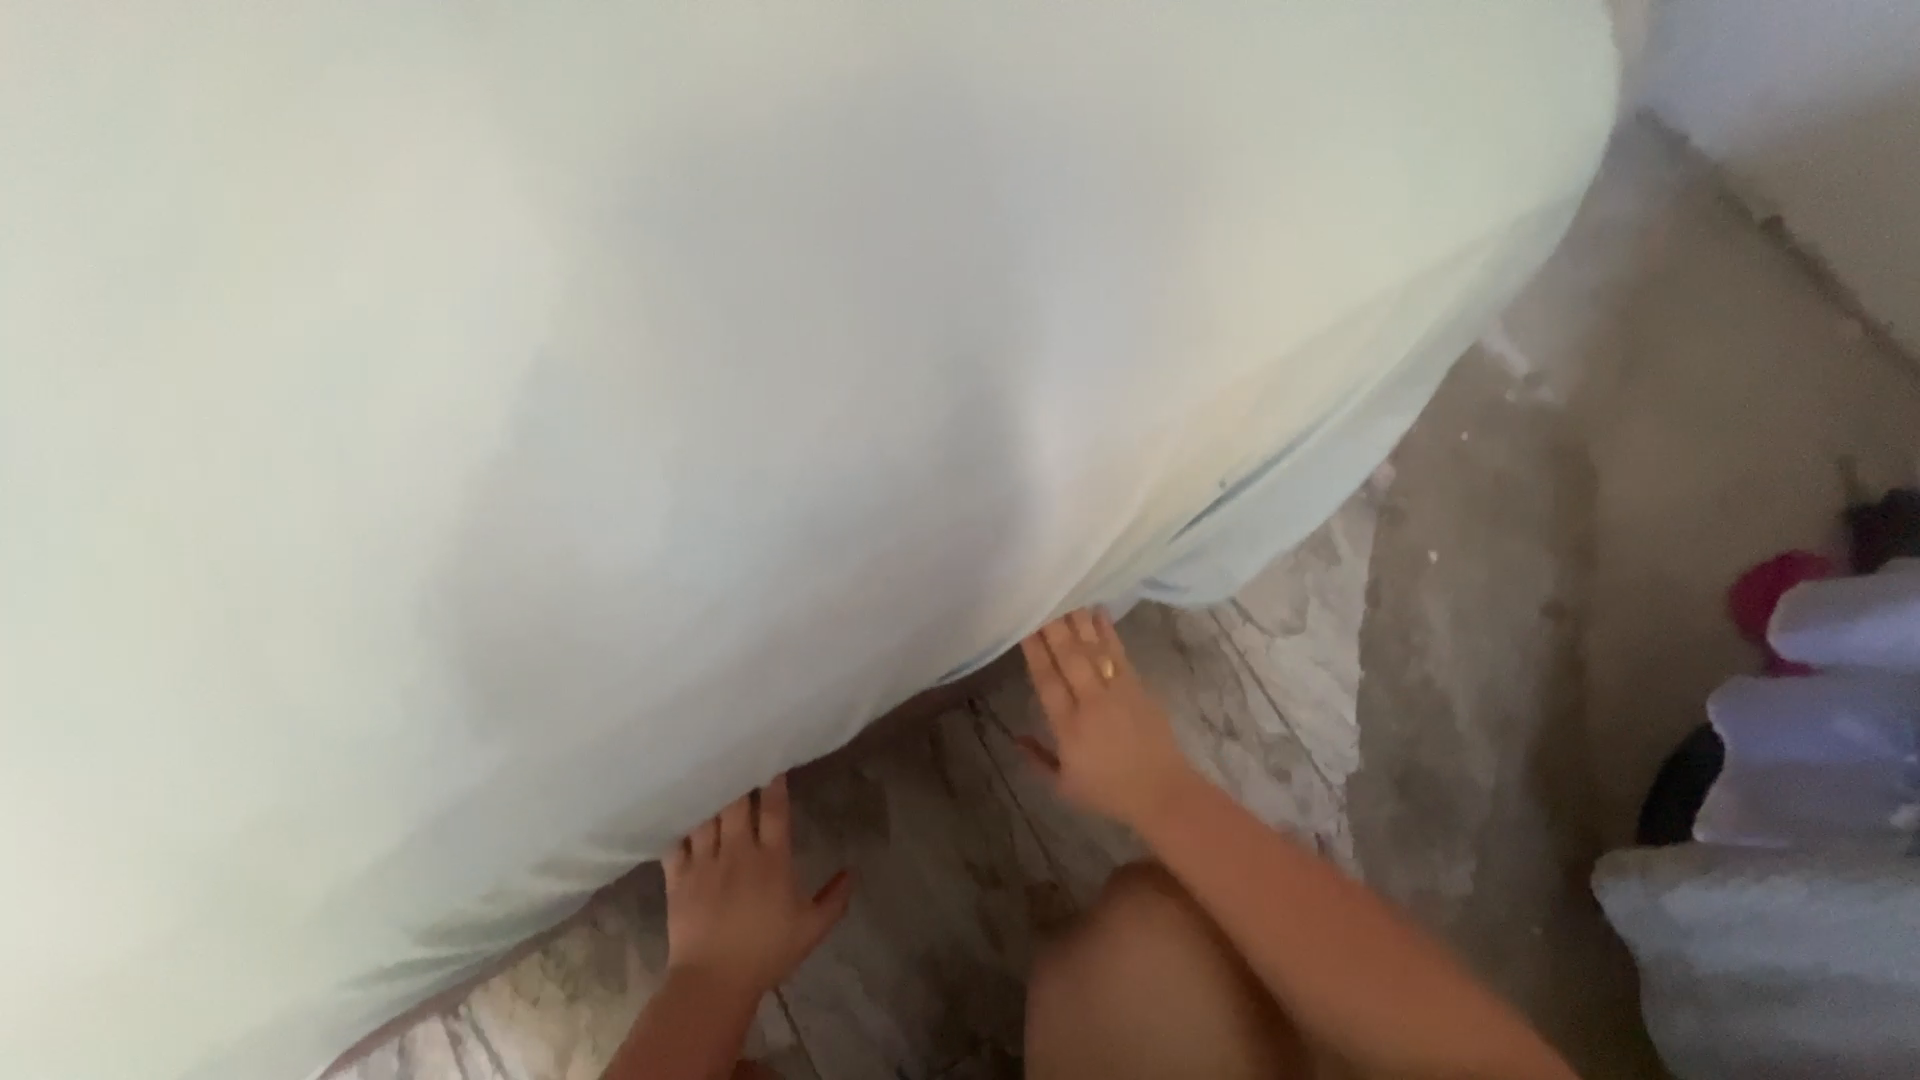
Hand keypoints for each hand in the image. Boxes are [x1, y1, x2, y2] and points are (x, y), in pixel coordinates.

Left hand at [663, 774, 852, 998]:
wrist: (714, 982)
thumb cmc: (767, 953)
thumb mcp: (812, 929)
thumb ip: (834, 898)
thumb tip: (852, 872)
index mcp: (772, 861)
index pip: (775, 811)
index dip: (775, 785)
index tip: (773, 764)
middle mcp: (738, 853)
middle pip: (736, 804)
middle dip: (739, 781)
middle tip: (739, 761)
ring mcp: (705, 864)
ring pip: (706, 817)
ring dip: (710, 797)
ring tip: (710, 778)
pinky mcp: (678, 879)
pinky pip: (675, 843)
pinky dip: (679, 826)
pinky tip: (680, 813)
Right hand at [1018, 609, 1201, 828]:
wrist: (1162, 792)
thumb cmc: (1108, 792)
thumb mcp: (1063, 786)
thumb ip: (1037, 759)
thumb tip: (1015, 736)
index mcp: (1068, 727)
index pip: (1047, 681)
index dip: (1035, 652)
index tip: (1025, 626)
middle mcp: (1091, 703)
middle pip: (1069, 657)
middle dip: (1054, 627)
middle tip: (1043, 598)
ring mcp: (1117, 692)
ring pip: (1093, 649)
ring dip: (1078, 622)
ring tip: (1067, 595)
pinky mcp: (1138, 687)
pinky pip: (1118, 653)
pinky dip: (1107, 630)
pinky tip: (1098, 611)